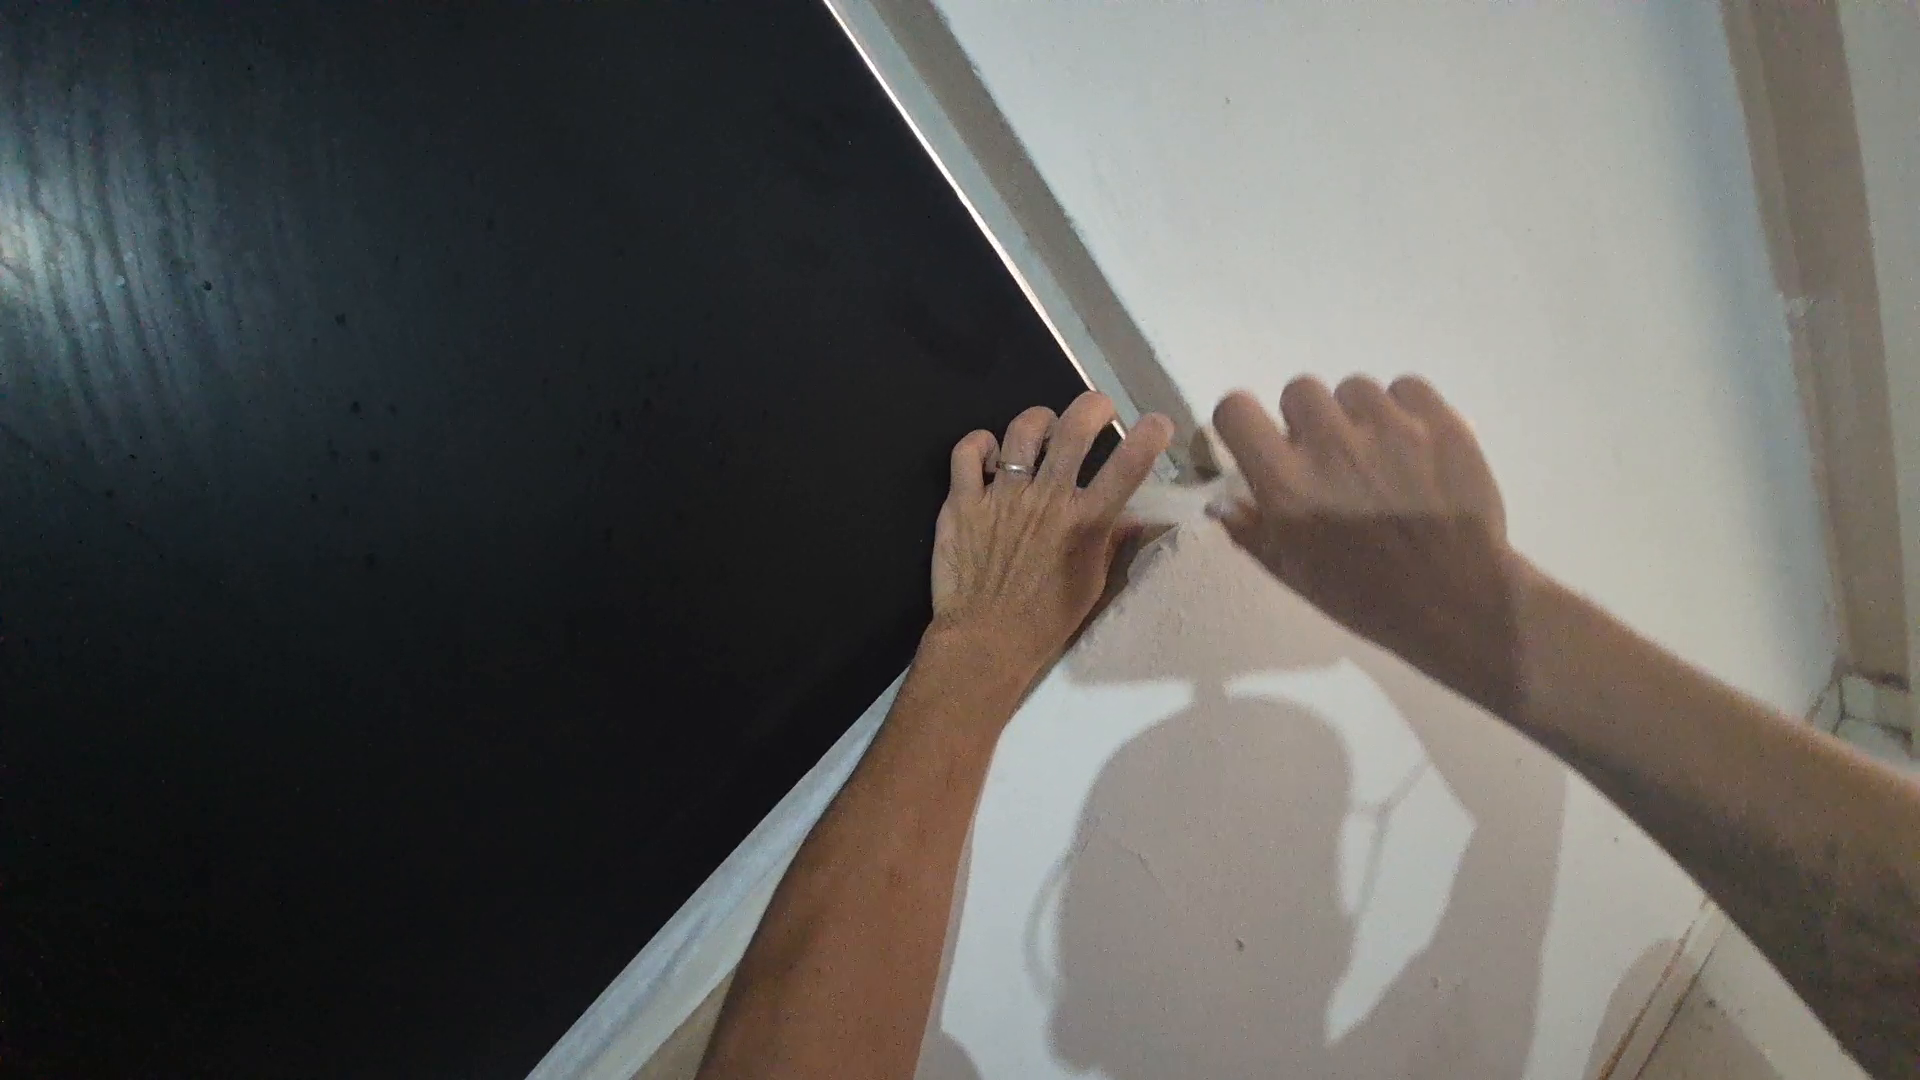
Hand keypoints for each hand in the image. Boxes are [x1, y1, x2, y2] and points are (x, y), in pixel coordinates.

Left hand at [929, 391, 1172, 676]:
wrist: (985, 640)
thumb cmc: (1046, 619)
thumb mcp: (1093, 585)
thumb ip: (1112, 543)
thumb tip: (1136, 516)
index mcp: (1085, 522)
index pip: (1127, 466)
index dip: (1149, 436)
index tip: (1157, 423)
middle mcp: (1046, 499)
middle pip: (1074, 428)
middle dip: (1093, 406)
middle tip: (1097, 410)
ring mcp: (1002, 496)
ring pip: (1021, 430)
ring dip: (1039, 421)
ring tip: (1043, 429)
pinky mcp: (963, 502)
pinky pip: (967, 452)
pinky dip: (979, 443)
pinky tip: (989, 452)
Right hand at [1210, 376, 1522, 713]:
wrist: (1455, 600)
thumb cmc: (1360, 593)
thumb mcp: (1288, 570)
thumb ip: (1248, 528)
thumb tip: (1219, 499)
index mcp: (1285, 484)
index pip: (1235, 409)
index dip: (1240, 420)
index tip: (1255, 438)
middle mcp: (1331, 445)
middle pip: (1298, 389)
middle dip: (1304, 418)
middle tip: (1324, 453)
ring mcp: (1390, 429)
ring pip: (1353, 388)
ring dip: (1354, 415)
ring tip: (1374, 452)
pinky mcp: (1440, 422)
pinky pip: (1405, 387)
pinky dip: (1401, 409)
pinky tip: (1408, 445)